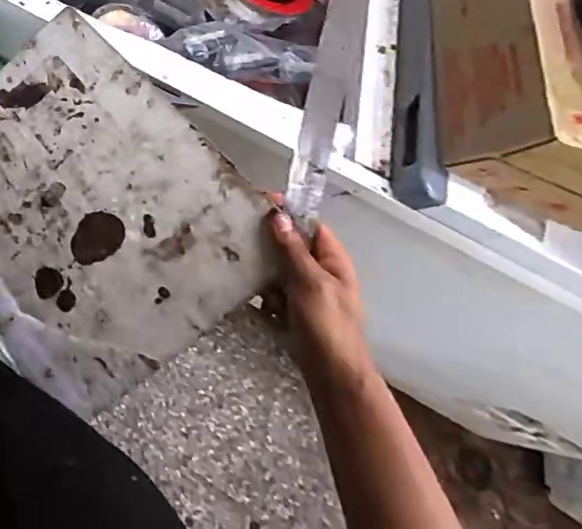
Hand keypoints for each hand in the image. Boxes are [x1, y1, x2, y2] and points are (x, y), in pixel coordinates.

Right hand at [267, 211, 374, 392]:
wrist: (333, 378)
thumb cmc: (328, 326)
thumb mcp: (310, 282)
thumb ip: (292, 248)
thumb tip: (277, 214)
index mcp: (332, 260)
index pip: (308, 223)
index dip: (286, 211)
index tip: (257, 203)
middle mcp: (318, 270)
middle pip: (287, 244)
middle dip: (267, 247)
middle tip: (248, 245)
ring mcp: (304, 290)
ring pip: (275, 268)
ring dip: (265, 277)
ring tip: (265, 292)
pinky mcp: (291, 308)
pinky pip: (271, 291)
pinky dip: (265, 297)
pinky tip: (266, 309)